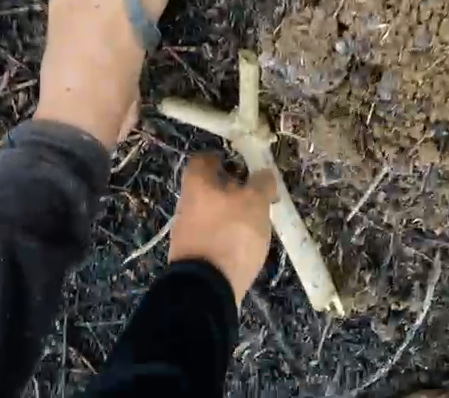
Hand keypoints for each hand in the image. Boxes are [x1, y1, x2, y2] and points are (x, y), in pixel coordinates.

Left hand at [167, 152, 277, 303]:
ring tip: (254, 223)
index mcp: (197, 183)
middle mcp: (185, 204)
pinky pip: (211, 237)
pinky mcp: (190, 258)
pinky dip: (225, 237)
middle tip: (254, 195)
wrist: (206, 291)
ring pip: (210, 214)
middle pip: (207, 188)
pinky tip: (243, 247)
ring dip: (229, 215)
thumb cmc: (231, 233)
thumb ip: (262, 183)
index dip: (221, 158)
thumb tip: (263, 175)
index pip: (203, 159)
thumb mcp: (256, 202)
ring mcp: (185, 234)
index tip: (240, 164)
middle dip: (230, 189)